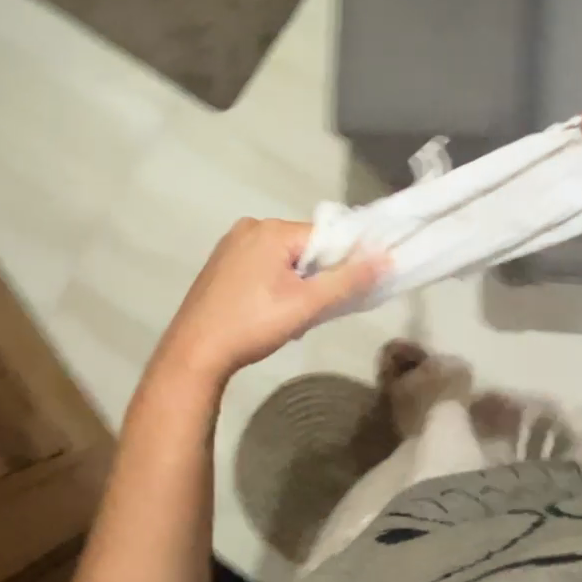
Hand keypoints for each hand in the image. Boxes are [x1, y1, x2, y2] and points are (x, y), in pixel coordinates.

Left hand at [153, 218, 385, 381]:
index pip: (325, 237)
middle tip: (311, 312)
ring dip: (296, 285)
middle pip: (305, 248)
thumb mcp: (307, 305)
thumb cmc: (252, 325)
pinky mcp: (220, 265)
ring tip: (287, 318)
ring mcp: (230, 245)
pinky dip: (274, 286)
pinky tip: (267, 313)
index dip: (340, 265)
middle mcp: (250, 227)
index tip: (340, 295)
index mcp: (271, 230)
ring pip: (284, 259)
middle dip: (315, 278)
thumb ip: (348, 280)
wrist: (194, 354)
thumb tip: (386, 257)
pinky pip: (262, 266)